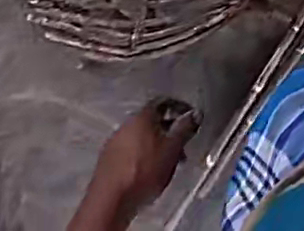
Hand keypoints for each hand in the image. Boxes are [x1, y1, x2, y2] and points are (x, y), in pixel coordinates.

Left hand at [83, 99, 200, 220]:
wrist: (109, 201)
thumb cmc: (144, 171)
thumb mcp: (171, 149)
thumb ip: (185, 129)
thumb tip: (196, 114)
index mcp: (143, 115)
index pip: (165, 102)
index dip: (180, 108)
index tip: (190, 118)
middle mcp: (127, 123)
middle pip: (152, 120)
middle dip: (168, 132)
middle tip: (180, 146)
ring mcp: (114, 141)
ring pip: (141, 137)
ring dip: (155, 146)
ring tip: (165, 163)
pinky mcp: (107, 160)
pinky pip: (129, 151)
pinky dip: (141, 156)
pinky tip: (146, 171)